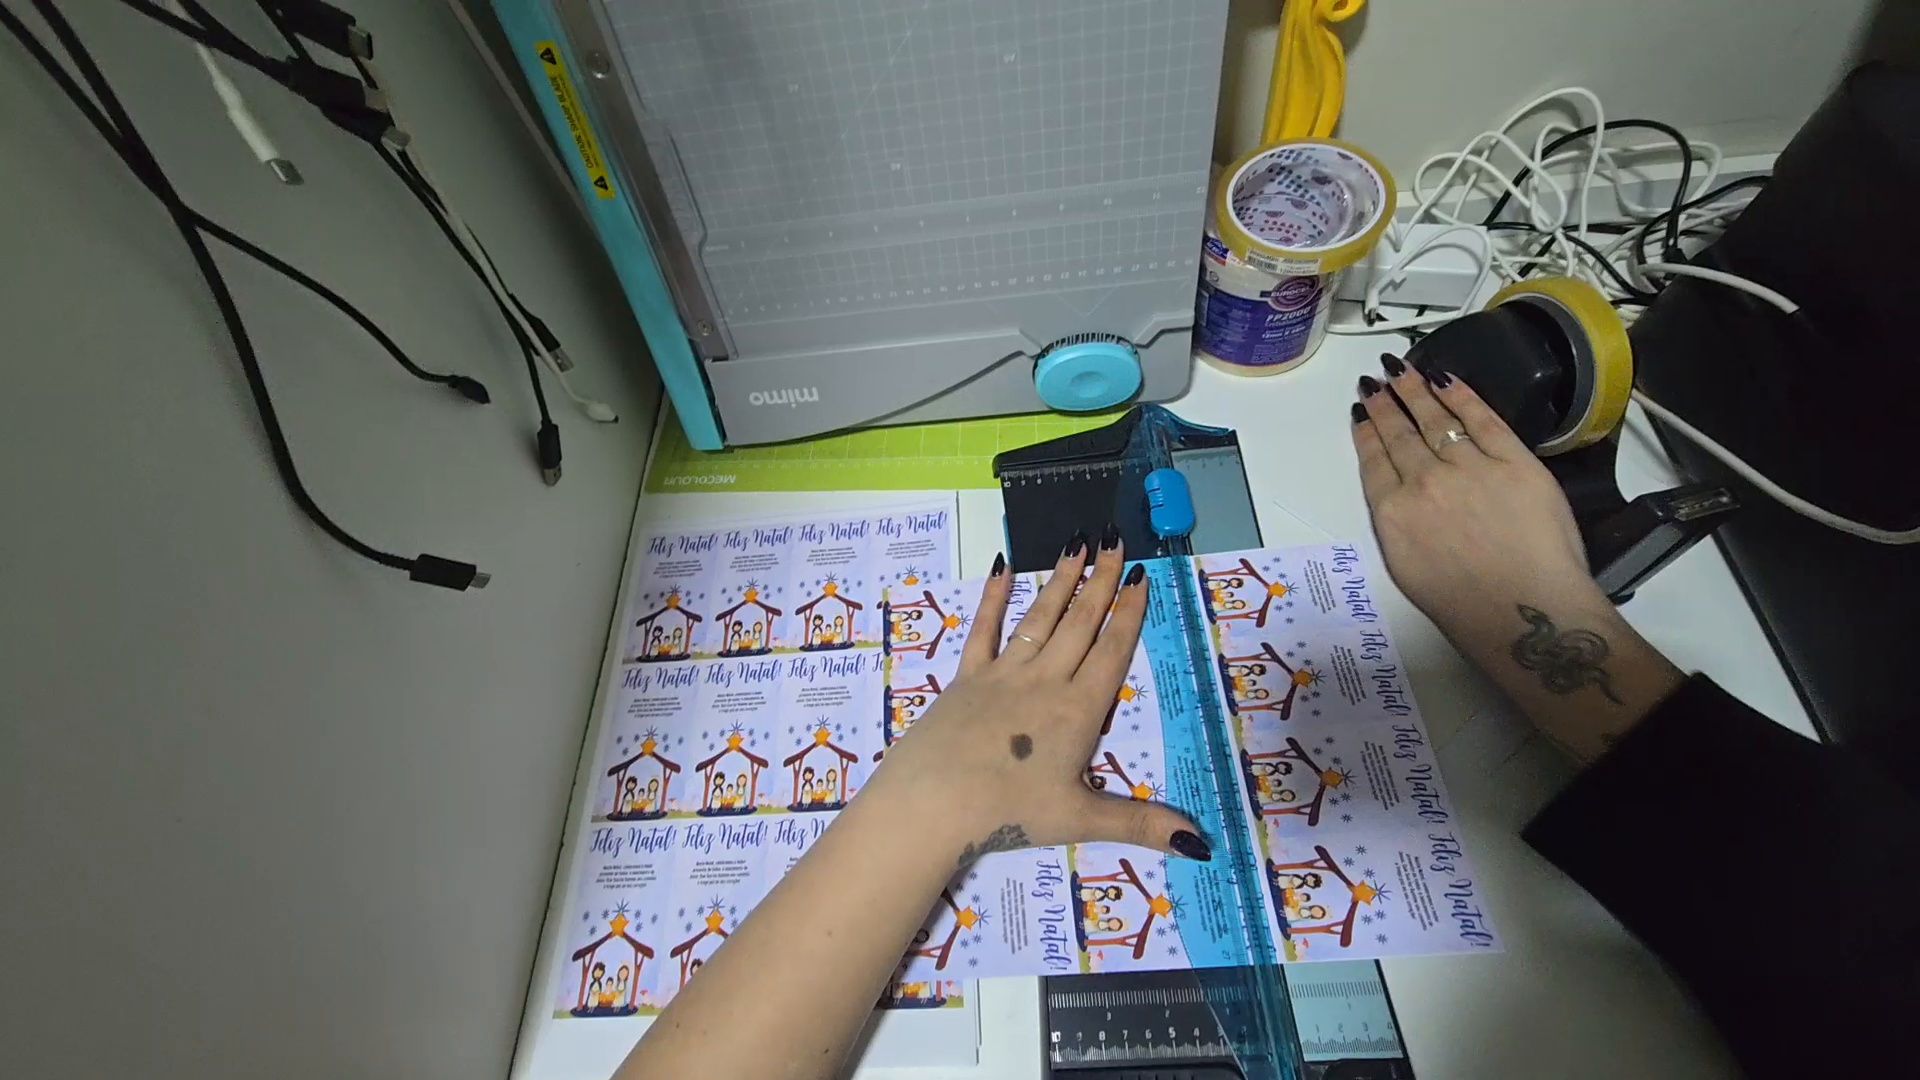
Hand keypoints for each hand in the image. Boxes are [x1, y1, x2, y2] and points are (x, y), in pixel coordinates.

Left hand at [867, 530, 1209, 866]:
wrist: (935, 799)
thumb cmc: (1010, 811)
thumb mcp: (1081, 821)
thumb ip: (1142, 825)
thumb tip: (1202, 845)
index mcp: (1078, 710)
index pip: (1112, 651)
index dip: (1130, 612)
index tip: (1142, 576)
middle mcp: (1045, 680)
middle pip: (1081, 622)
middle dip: (1102, 580)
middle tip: (1116, 540)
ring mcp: (1004, 672)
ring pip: (1040, 617)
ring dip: (1061, 579)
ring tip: (1077, 542)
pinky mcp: (967, 674)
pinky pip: (984, 628)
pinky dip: (992, 596)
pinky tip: (1000, 566)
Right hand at [1351, 354, 1606, 641]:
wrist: (1520, 608)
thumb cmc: (1459, 601)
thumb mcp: (1402, 564)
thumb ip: (1394, 522)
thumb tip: (1398, 496)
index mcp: (1392, 512)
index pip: (1374, 461)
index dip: (1365, 433)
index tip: (1360, 412)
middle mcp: (1423, 482)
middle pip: (1400, 435)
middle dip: (1385, 404)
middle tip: (1374, 381)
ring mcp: (1469, 468)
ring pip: (1435, 421)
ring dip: (1415, 392)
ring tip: (1401, 371)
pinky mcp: (1514, 463)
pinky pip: (1483, 420)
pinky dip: (1463, 397)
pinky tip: (1447, 380)